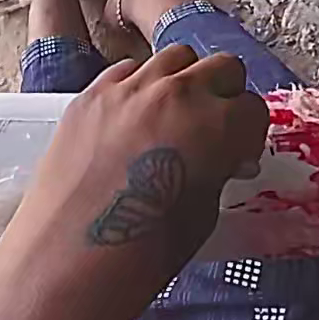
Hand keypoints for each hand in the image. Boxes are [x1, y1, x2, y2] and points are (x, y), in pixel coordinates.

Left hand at [0, 45, 268, 319]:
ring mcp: (128, 88)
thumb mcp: (202, 214)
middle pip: (221, 68)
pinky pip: (128, 72)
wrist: (66, 260)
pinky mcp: (90, 95)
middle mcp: (177, 93)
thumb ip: (217, 170)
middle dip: (226, 97)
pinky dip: (142, 87)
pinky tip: (134, 120)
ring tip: (173, 119)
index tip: (238, 155)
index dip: (249, 134)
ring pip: (175, 59)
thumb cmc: (143, 253)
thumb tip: (221, 156)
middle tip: (213, 131)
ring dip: (185, 83)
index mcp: (216, 126)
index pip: (253, 109)